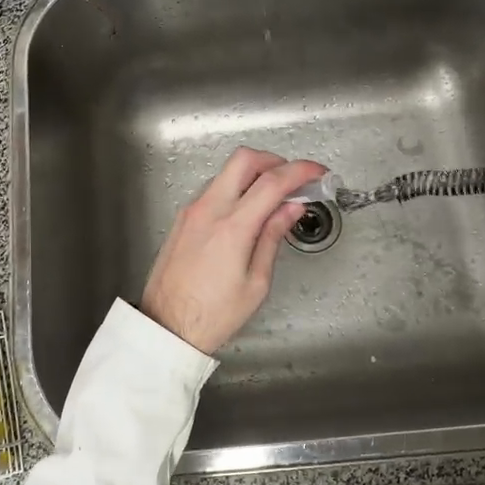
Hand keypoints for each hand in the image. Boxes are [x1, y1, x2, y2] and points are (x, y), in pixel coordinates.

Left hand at [140, 148, 325, 354]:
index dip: (301, 171)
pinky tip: (249, 210)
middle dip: (275, 161)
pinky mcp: (183, 217)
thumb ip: (273, 236)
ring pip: (227, 171)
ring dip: (254, 175)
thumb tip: (291, 208)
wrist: (167, 326)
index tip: (317, 172)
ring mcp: (192, 210)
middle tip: (294, 179)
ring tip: (274, 199)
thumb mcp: (256, 282)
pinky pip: (214, 188)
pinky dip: (236, 188)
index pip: (272, 181)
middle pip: (244, 159)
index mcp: (232, 227)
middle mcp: (208, 209)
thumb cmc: (211, 314)